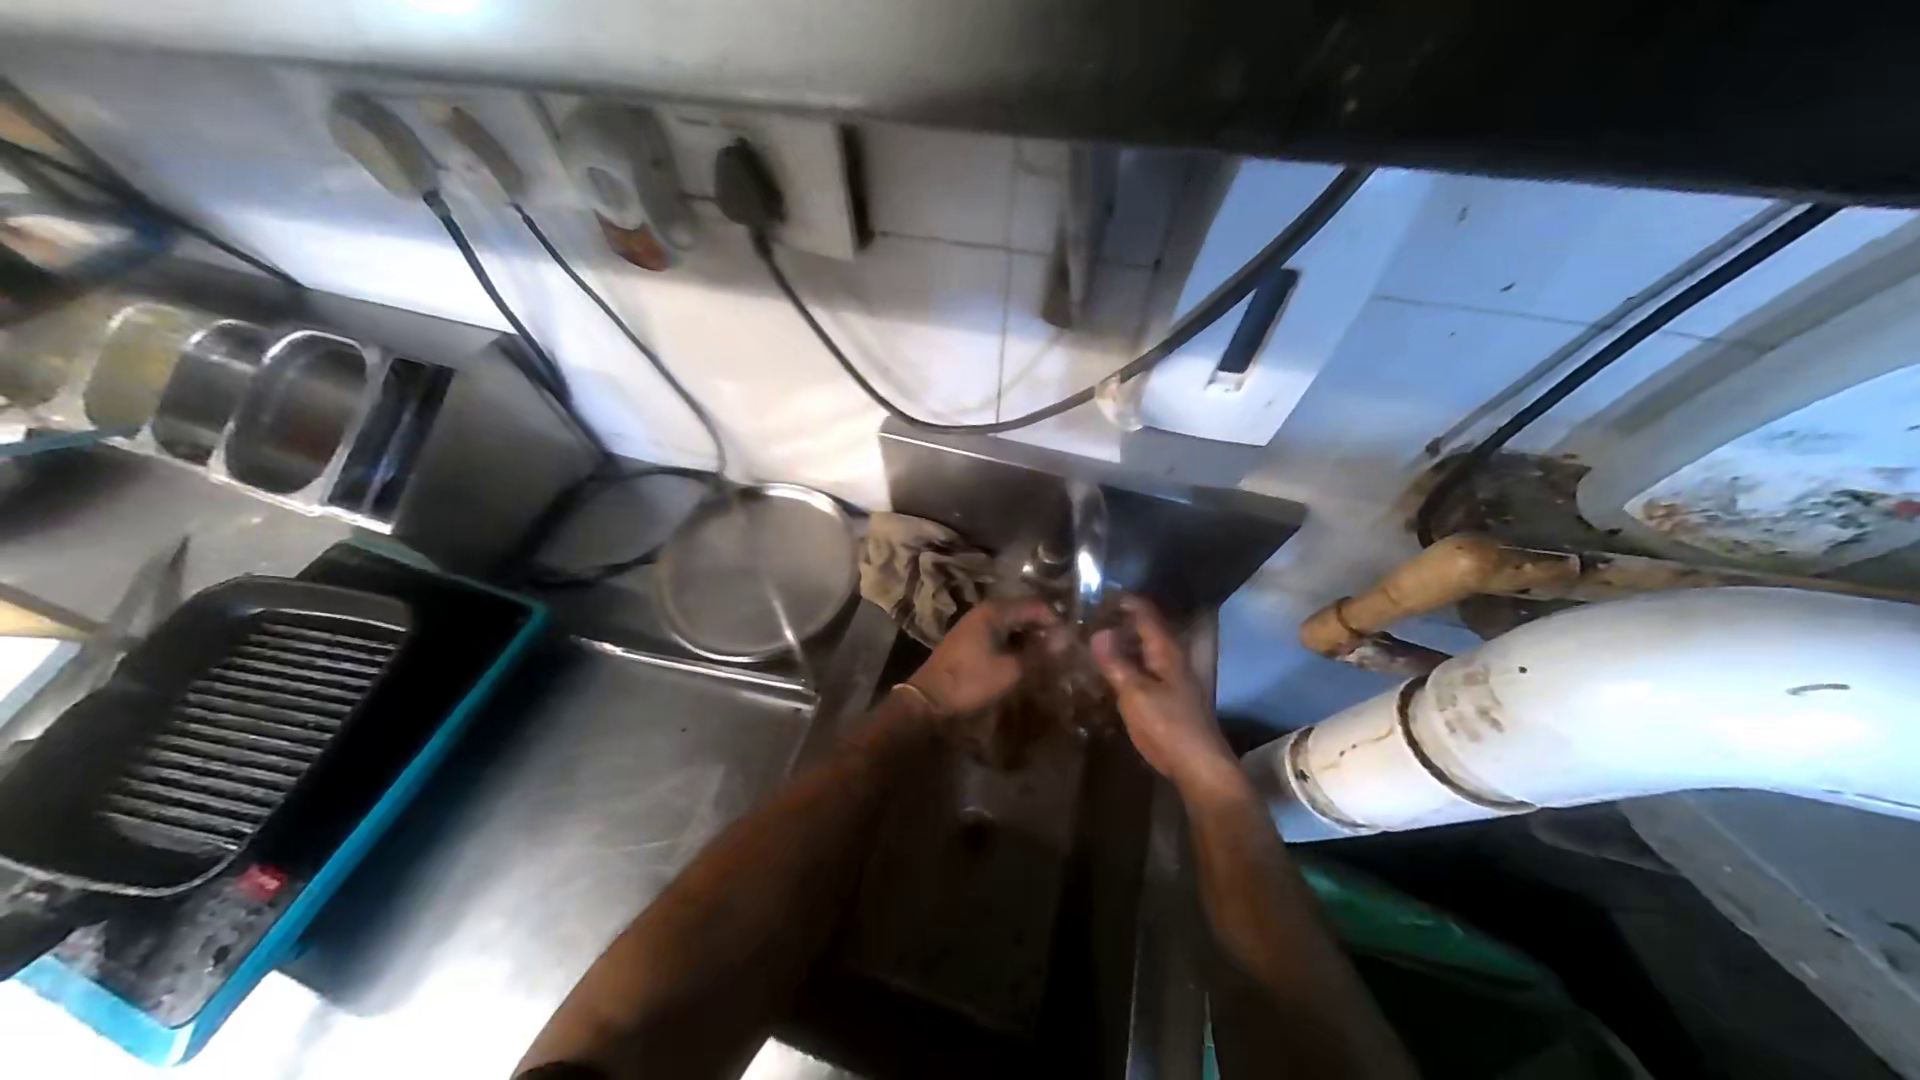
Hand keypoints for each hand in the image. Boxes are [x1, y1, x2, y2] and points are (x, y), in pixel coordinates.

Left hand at [908, 599, 1058, 715]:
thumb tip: (1067, 640)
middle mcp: (985, 612)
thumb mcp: (1011, 670)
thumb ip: (1040, 654)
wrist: (928, 699)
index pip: (1037, 605)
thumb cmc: (970, 681)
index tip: (1072, 643)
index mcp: (995, 611)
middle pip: (1025, 613)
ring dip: (1032, 640)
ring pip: (1014, 626)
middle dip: (1046, 631)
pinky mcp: (971, 640)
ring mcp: (976, 625)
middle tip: (1064, 653)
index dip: (1057, 622)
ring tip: (1049, 660)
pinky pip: (1001, 636)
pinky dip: (1017, 646)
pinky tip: (1027, 663)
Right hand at [1092, 595, 1239, 797]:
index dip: (1124, 600)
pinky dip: (1125, 663)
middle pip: (1145, 629)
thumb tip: (1098, 632)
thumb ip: (1116, 662)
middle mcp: (1172, 658)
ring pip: (1143, 650)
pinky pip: (1143, 669)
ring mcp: (1171, 678)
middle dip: (1119, 620)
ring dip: (1121, 643)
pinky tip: (1107, 671)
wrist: (1198, 766)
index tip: (1097, 594)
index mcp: (1166, 651)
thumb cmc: (1168, 726)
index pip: (1146, 613)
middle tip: (1087, 617)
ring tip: (1091, 640)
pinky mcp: (1167, 696)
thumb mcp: (1135, 693)